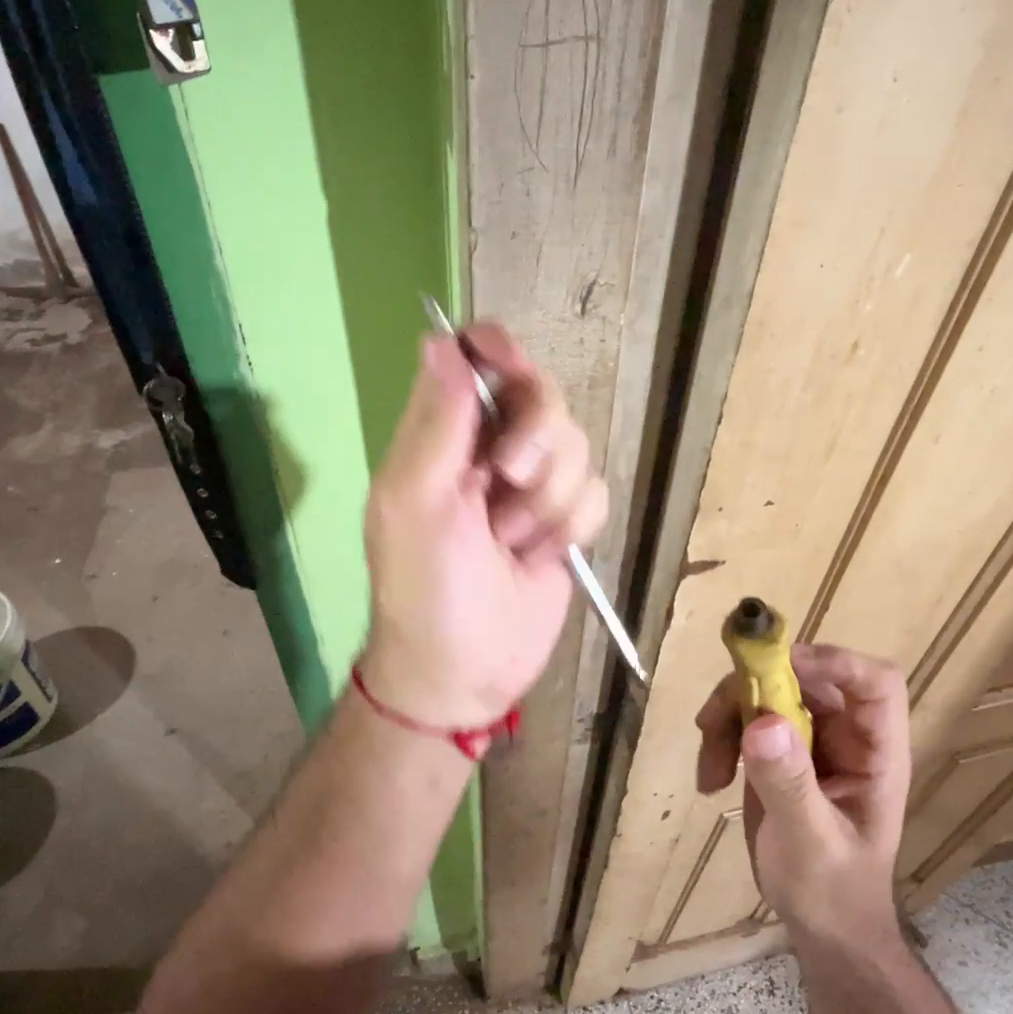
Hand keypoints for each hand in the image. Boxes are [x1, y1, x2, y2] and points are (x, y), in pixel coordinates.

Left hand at [360, 324, 609, 727]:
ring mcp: (531, 488)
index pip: (475, 363)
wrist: (465, 672)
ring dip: (548, 498)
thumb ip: (435, 423)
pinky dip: (570, 527)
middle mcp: (490, 450)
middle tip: (509, 479)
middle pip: (542, 396)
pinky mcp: (565, 523)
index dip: (499, 350)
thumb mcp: (416, 504)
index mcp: (442, 437)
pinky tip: (539, 558)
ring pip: (576, 446)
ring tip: (512, 541)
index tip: (512, 362)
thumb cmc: (425, 589)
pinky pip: (596, 494)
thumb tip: (439, 341)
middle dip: (536, 438)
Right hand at [694, 644, 912, 949]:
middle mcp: (846, 738)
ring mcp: (811, 744)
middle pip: (805, 679)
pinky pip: (746, 720)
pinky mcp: (779, 754)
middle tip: (715, 716)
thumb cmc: (833, 893)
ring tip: (709, 767)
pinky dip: (720, 739)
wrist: (821, 931)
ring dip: (728, 717)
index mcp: (876, 753)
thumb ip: (789, 784)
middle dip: (756, 690)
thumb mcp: (810, 842)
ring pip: (767, 694)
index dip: (835, 662)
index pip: (875, 684)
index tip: (777, 667)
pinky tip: (709, 780)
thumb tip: (763, 722)